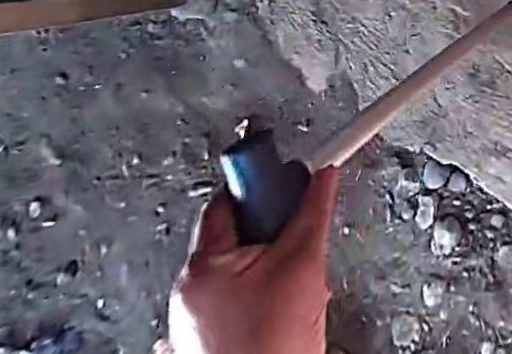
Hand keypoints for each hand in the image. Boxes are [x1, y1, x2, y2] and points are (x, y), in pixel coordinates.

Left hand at [168, 166, 340, 353]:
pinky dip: (255, 298)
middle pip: (234, 234)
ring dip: (266, 268)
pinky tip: (278, 311)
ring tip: (290, 289)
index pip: (228, 198)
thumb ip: (312, 212)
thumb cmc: (274, 352)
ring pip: (235, 271)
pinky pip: (231, 304)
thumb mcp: (302, 266)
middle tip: (293, 245)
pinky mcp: (205, 348)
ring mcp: (193, 326)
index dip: (259, 186)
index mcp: (202, 267)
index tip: (280, 176)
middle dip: (268, 233)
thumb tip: (323, 176)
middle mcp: (188, 294)